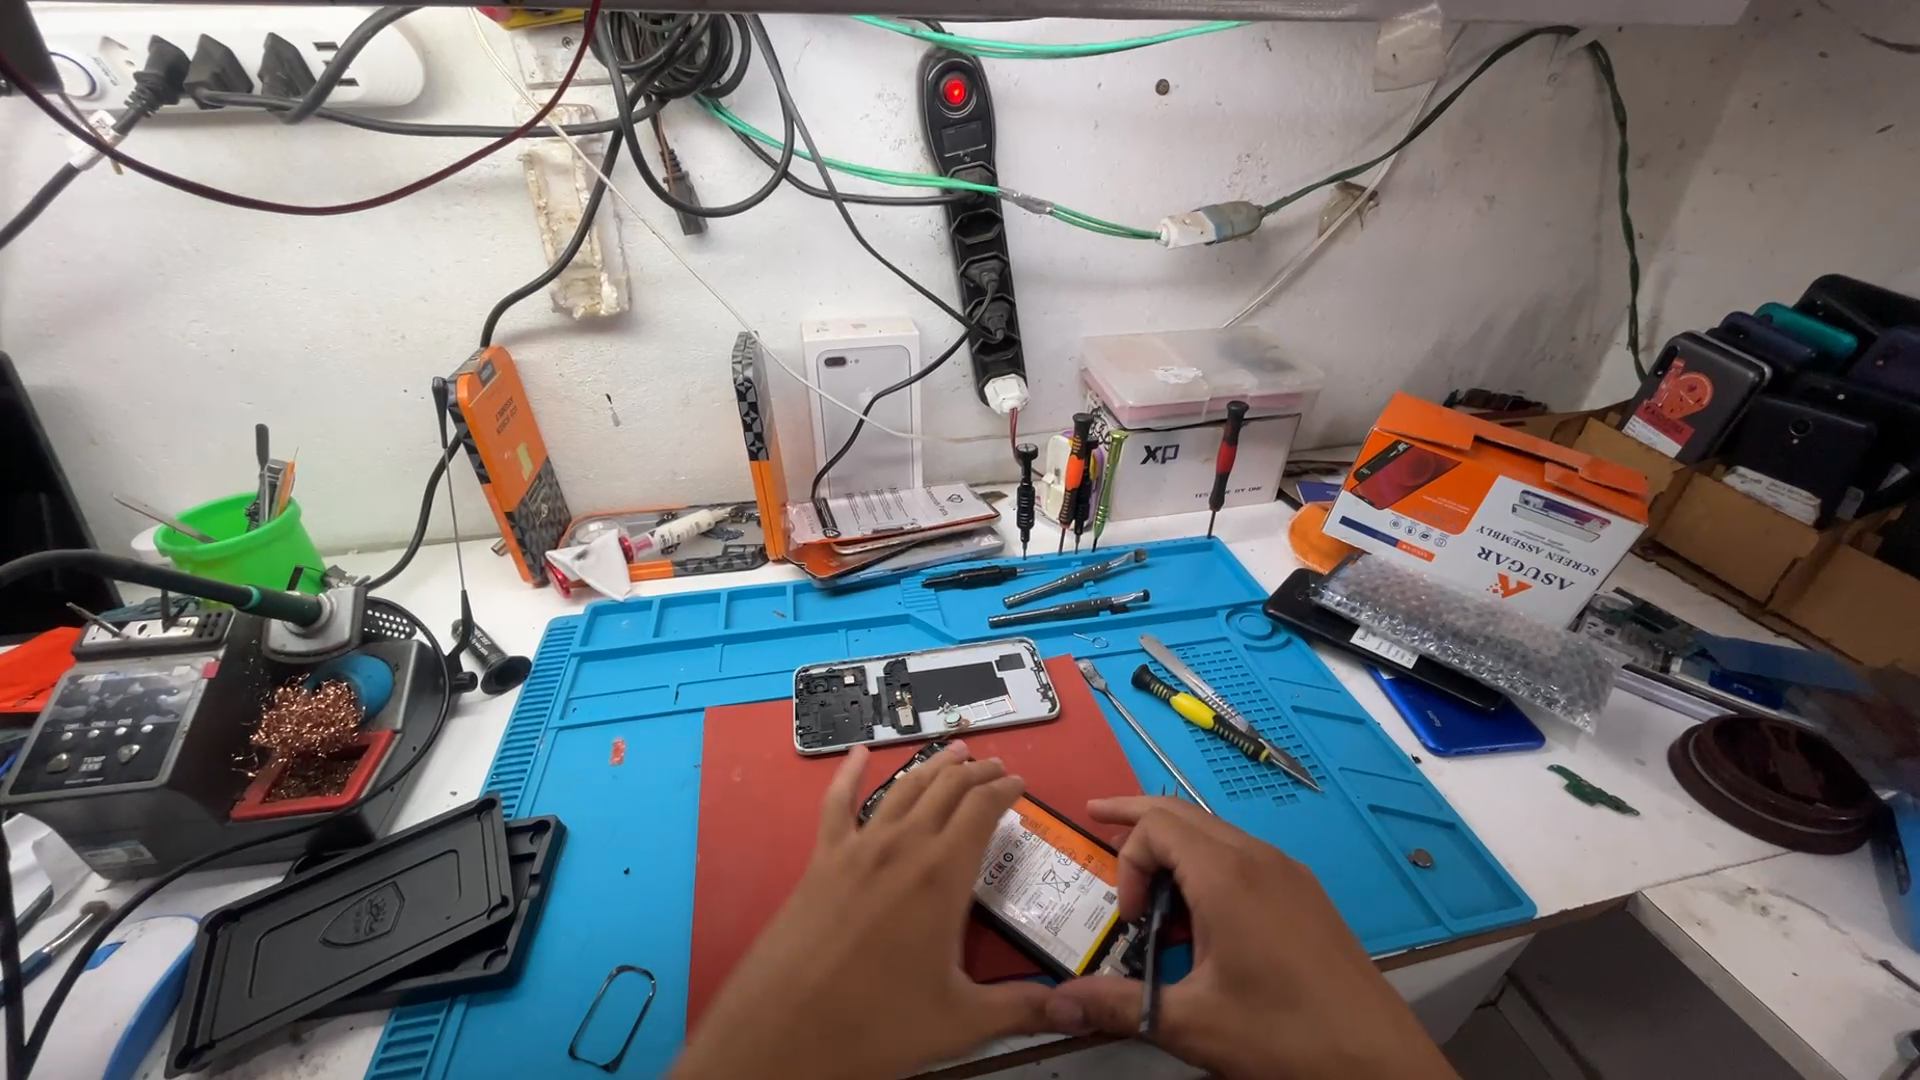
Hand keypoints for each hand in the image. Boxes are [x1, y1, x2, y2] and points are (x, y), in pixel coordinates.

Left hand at [672, 742, 1055, 1079]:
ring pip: (904, 787)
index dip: (1005, 789)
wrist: (784, 1031)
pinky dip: (847, 773)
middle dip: (977, 771)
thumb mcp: (959, 1021)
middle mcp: (904, 845)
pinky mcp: (823, 857)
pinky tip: (855, 753)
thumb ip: (1021, 1009)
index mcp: (942, 873)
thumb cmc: (876, 1023)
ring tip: (954, 751)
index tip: (1020, 784)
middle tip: (995, 765)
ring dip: (933, 765)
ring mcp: (860, 846)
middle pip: (947, 787)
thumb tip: (1073, 1007)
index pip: (983, 808)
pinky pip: (837, 803)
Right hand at [1047, 797, 1456, 1079]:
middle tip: (1096, 815)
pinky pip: (1240, 852)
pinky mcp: (1304, 891)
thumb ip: (1119, 1005)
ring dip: (1172, 841)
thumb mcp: (1194, 1024)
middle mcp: (1256, 856)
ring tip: (1148, 879)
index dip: (1128, 862)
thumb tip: (1058, 1004)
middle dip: (1134, 812)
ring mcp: (1285, 870)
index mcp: (1226, 874)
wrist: (1385, 1068)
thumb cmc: (1285, 1037)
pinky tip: (1201, 909)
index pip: (1155, 826)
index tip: (1131, 921)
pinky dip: (1204, 859)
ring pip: (1212, 829)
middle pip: (1180, 810)